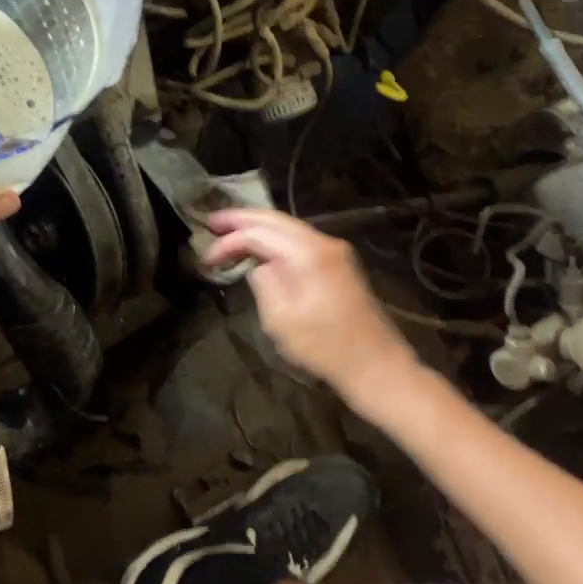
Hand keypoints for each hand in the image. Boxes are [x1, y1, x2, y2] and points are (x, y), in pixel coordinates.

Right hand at [204, 208, 422, 395]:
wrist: (376, 364)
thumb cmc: (324, 346)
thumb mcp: (280, 319)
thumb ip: (263, 283)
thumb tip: (259, 266)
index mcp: (307, 253)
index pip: (258, 234)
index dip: (229, 243)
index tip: (206, 258)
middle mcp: (323, 242)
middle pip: (275, 219)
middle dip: (241, 219)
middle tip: (212, 222)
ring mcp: (335, 251)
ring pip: (289, 227)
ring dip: (259, 227)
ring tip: (231, 231)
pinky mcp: (340, 264)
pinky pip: (300, 240)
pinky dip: (275, 238)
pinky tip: (261, 246)